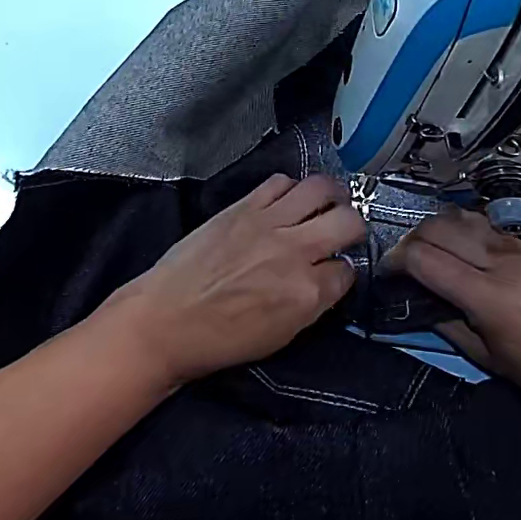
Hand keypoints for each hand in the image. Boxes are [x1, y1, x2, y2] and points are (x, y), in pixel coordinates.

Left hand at [95, 174, 363, 387]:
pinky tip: (288, 200)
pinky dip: (292, 188)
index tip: (337, 270)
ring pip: (321, 188)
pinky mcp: (243, 206)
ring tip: (328, 202)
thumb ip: (314, 302)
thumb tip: (331, 277)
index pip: (348, 270)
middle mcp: (295, 251)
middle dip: (355, 227)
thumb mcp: (282, 335)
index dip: (346, 270)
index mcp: (306, 293)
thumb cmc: (221, 338)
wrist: (165, 320)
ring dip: (333, 196)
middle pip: (349, 221)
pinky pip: (281, 181)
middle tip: (345, 231)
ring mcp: (269, 223)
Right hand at [383, 208, 520, 435]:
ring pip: (462, 218)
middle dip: (410, 240)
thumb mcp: (491, 360)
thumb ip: (448, 325)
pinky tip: (461, 251)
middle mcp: (504, 261)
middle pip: (438, 228)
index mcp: (490, 295)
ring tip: (427, 252)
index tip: (385, 272)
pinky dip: (463, 231)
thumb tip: (419, 304)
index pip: (424, 257)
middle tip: (401, 262)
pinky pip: (487, 226)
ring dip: (435, 229)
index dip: (395, 261)